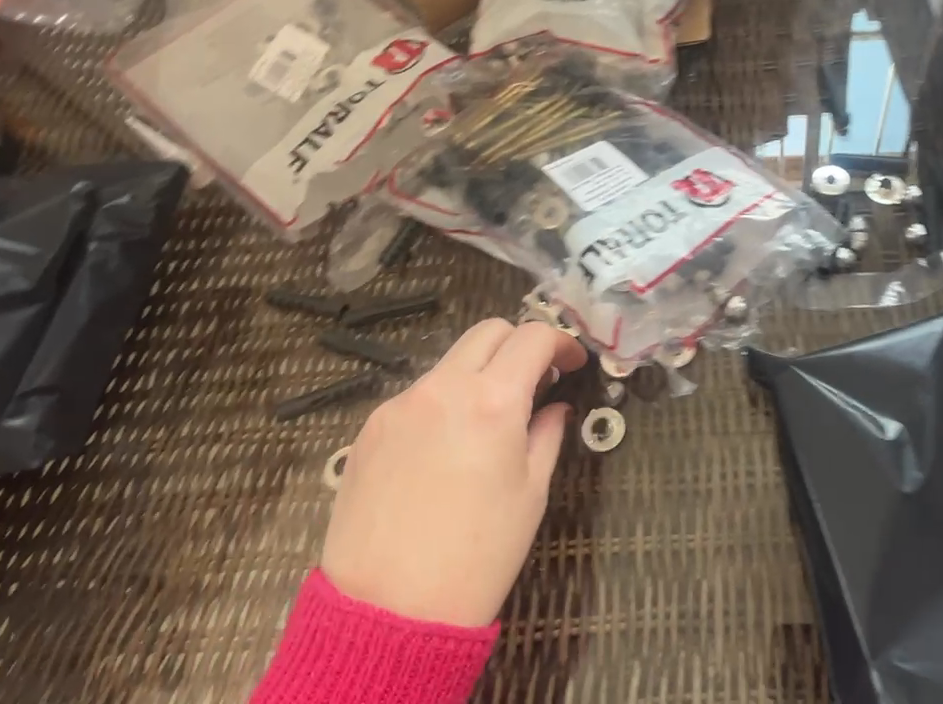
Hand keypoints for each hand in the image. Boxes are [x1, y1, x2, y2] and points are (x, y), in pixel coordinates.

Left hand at [320, 318, 585, 625]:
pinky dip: (444, 403)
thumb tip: (553, 407)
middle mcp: (443, 388)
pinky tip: (447, 449)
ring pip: (450, 362)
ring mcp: (400, 405)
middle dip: (520, 345)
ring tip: (490, 421)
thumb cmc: (479, 555)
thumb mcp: (531, 492)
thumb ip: (547, 434)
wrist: (388, 611)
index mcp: (492, 401)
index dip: (561, 342)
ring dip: (480, 373)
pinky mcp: (370, 428)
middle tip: (537, 380)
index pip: (533, 337)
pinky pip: (417, 396)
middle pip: (489, 332)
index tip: (573, 364)